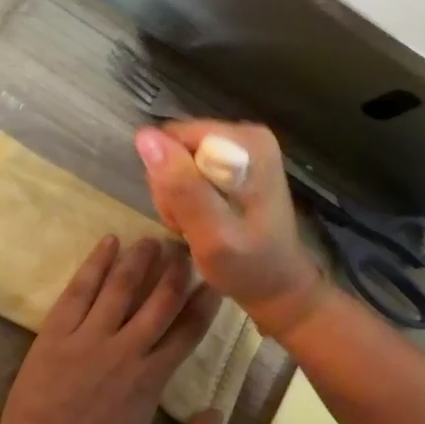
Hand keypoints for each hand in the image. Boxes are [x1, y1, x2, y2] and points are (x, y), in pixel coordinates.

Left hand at [0, 236, 222, 423]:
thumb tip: (219, 414)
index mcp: (149, 381)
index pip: (186, 332)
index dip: (204, 304)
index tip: (214, 281)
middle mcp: (123, 351)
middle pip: (158, 300)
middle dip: (176, 271)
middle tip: (186, 247)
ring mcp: (87, 338)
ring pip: (120, 287)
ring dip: (139, 260)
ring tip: (153, 239)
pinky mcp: (55, 332)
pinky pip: (79, 290)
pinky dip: (95, 264)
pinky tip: (108, 242)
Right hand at [135, 121, 326, 334]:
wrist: (279, 288)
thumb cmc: (249, 268)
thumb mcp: (213, 234)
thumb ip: (182, 186)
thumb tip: (145, 137)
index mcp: (247, 142)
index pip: (176, 138)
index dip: (168, 176)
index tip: (182, 214)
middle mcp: (246, 135)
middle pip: (177, 146)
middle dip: (173, 188)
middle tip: (190, 225)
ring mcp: (240, 148)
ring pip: (177, 161)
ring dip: (177, 197)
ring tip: (197, 228)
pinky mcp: (233, 163)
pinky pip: (187, 170)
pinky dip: (186, 199)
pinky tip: (202, 222)